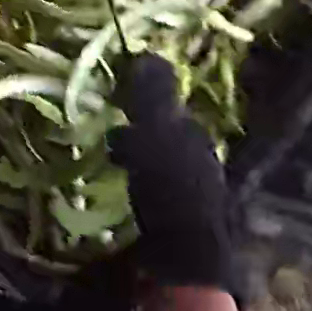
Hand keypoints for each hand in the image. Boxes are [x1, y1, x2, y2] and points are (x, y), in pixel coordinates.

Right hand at [107, 54, 234, 293]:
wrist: (186, 256)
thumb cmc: (168, 188)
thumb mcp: (153, 135)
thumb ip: (151, 98)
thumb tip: (148, 54)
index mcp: (195, 134)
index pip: (167, 103)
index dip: (141, 95)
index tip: (114, 94)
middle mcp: (202, 155)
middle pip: (166, 128)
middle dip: (138, 122)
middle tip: (109, 123)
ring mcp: (197, 184)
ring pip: (162, 153)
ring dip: (138, 148)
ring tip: (113, 153)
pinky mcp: (185, 210)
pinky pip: (158, 177)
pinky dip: (141, 172)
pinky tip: (126, 180)